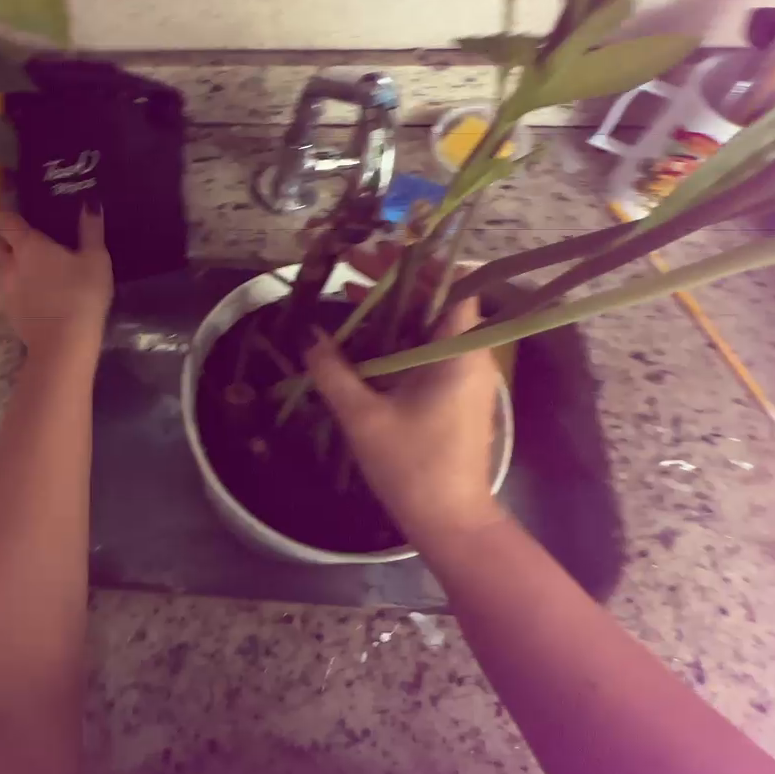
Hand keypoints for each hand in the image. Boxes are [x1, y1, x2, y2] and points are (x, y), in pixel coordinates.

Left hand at [0, 207, 111, 357]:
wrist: (63, 346)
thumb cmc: (81, 295)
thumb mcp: (96, 259)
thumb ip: (91, 228)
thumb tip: (90, 202)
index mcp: (26, 245)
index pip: (6, 219)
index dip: (12, 213)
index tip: (25, 212)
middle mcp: (8, 264)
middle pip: (1, 243)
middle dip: (12, 239)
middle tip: (36, 240)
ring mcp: (4, 290)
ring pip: (3, 268)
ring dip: (15, 264)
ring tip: (38, 268)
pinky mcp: (8, 312)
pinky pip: (9, 290)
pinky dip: (19, 287)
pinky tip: (38, 294)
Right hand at [303, 246, 502, 545]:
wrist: (449, 521)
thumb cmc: (412, 466)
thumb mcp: (362, 416)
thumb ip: (333, 372)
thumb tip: (307, 338)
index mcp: (458, 354)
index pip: (453, 287)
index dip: (419, 263)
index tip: (381, 252)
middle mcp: (467, 357)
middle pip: (436, 301)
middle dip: (395, 280)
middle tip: (352, 263)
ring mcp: (461, 377)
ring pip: (427, 326)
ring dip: (390, 308)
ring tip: (347, 291)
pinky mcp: (450, 395)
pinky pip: (423, 350)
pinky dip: (394, 336)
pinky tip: (359, 337)